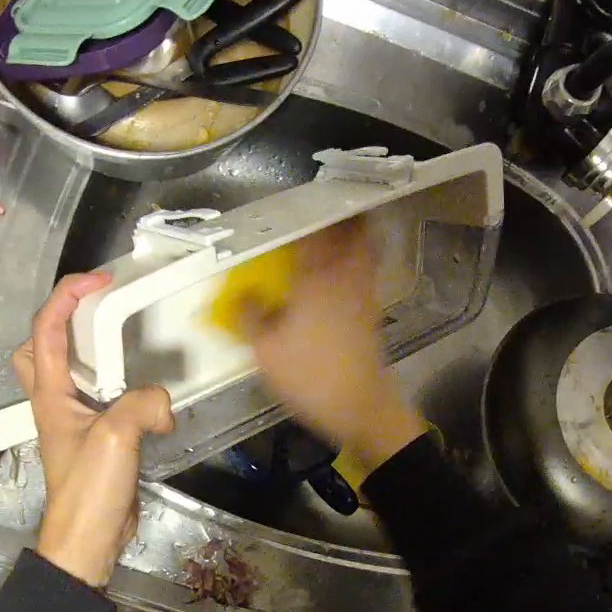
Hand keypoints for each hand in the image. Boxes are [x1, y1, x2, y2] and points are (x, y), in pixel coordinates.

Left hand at [14, 274, 174, 586]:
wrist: (88, 540)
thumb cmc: (89, 489)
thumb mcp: (115, 438)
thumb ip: (141, 406)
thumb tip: (163, 407)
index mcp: (50, 394)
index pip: (46, 329)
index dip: (67, 295)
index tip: (102, 280)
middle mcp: (57, 402)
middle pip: (41, 349)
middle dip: (62, 324)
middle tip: (100, 317)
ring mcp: (75, 422)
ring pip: (74, 375)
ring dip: (97, 358)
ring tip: (131, 351)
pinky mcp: (97, 441)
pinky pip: (106, 403)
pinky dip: (125, 394)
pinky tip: (150, 404)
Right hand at [238, 221, 425, 474]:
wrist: (360, 407)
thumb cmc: (310, 376)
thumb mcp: (265, 350)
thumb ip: (249, 315)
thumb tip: (239, 295)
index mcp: (316, 275)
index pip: (312, 227)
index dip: (301, 211)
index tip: (288, 204)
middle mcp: (345, 274)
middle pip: (350, 227)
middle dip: (336, 214)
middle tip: (315, 210)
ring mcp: (365, 291)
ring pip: (364, 246)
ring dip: (350, 234)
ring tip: (330, 233)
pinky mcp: (373, 311)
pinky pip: (367, 270)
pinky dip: (357, 261)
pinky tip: (339, 273)